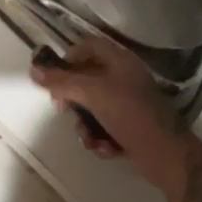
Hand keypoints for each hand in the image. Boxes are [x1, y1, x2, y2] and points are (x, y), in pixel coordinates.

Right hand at [31, 37, 188, 188]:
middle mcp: (123, 77)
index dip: (66, 59)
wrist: (167, 155)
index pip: (86, 47)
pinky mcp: (130, 126)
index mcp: (119, 60)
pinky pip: (104, 126)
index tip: (52, 78)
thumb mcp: (92, 93)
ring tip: (89, 138)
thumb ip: (62, 81)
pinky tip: (105, 149)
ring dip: (85, 124)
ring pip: (92, 107)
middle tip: (64, 110)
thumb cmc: (130, 114)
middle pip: (86, 79)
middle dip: (73, 98)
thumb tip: (34, 70)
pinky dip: (100, 137)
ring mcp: (128, 102)